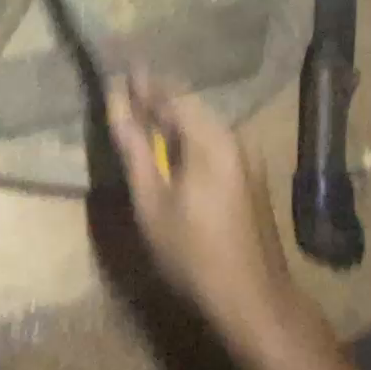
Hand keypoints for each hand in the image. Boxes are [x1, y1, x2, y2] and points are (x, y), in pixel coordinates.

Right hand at [106, 72, 293, 330]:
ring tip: (138, 117)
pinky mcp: (249, 178)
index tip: (119, 67)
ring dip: (169, 119)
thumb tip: (116, 104)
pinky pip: (211, 143)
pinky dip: (185, 138)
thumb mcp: (151, 201)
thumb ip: (134, 148)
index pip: (172, 94)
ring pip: (200, 125)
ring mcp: (246, 160)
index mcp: (210, 140)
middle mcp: (234, 140)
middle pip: (189, 106)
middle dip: (155, 98)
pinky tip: (166, 150)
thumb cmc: (193, 252)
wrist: (254, 302)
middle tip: (123, 92)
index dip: (143, 81)